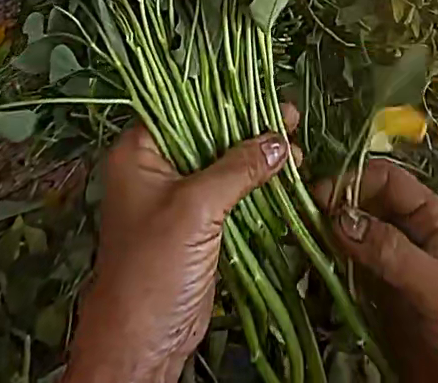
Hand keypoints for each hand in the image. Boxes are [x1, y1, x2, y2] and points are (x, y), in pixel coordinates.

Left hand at [64, 112, 296, 382]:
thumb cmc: (153, 270)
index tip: (265, 90)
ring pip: (224, 160)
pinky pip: (230, 189)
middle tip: (291, 115)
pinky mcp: (198, 220)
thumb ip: (237, 168)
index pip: (185, 105)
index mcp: (140, 150)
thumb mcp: (194, 209)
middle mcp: (158, 165)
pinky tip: (285, 173)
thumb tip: (279, 140)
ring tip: (296, 146)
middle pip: (210, 131)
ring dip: (259, 154)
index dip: (226, 96)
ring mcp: (179, 194)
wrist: (142, 347)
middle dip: (251, 125)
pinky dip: (257, 181)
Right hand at [318, 160, 437, 382]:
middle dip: (332, 212)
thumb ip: (395, 253)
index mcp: (435, 221)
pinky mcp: (382, 306)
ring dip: (325, 245)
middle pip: (364, 207)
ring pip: (350, 243)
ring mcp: (395, 272)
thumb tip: (341, 217)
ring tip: (301, 255)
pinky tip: (313, 283)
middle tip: (300, 226)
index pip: (387, 181)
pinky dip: (328, 278)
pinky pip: (348, 280)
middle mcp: (412, 238)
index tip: (317, 197)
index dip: (352, 181)